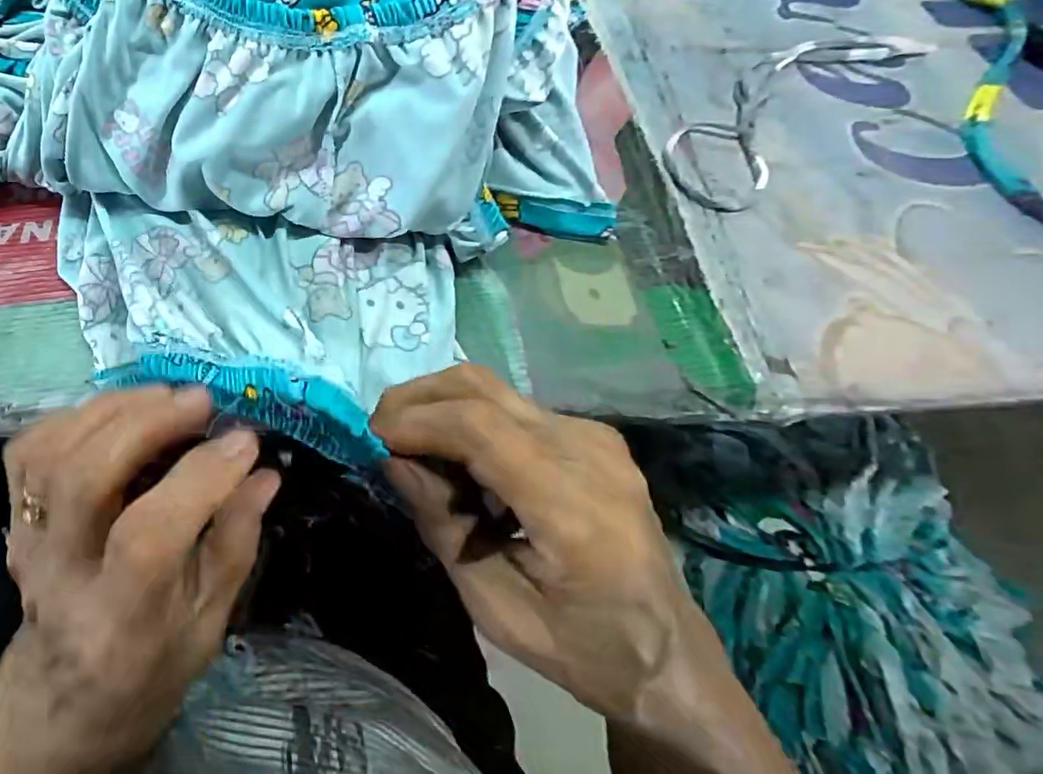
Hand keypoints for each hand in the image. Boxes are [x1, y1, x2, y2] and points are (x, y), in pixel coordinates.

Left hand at [0, 387, 280, 773]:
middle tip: (198, 401)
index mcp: (118, 619)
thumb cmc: (147, 667)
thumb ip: (233, 544)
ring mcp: (25, 540)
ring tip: (162, 395)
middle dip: (147, 424)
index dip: (198, 479)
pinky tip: (115, 412)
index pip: (147, 535)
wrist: (64, 697)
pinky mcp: (11, 517)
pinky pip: (28, 449)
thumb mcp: (206, 625)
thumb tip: (262, 472)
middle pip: (84, 478)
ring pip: (50, 452)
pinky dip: (73, 417)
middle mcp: (60, 575)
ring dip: (111, 410)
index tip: (242, 441)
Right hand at [372, 365, 791, 773]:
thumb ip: (439, 523)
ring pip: (488, 386)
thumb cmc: (580, 647)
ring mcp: (594, 438)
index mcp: (574, 510)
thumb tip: (390, 458)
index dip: (414, 421)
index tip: (371, 440)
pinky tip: (456, 457)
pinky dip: (463, 416)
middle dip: (413, 400)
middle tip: (379, 434)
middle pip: (477, 388)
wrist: (670, 657)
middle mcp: (589, 456)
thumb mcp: (493, 605)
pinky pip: (507, 404)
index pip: (478, 427)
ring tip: (408, 442)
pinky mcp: (590, 433)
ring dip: (435, 403)